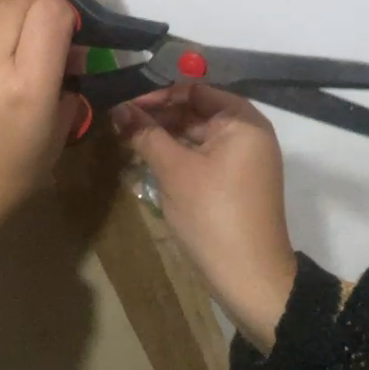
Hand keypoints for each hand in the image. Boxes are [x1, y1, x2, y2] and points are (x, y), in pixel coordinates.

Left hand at [0, 0, 82, 247]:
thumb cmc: (11, 173)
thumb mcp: (57, 133)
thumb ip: (71, 83)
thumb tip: (74, 48)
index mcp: (26, 86)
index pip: (51, 13)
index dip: (65, 15)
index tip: (68, 34)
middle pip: (23, 0)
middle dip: (42, 10)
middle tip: (45, 34)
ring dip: (11, 7)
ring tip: (15, 31)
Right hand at [113, 85, 297, 351]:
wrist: (250, 279)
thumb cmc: (213, 214)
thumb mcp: (173, 170)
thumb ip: (145, 134)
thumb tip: (118, 108)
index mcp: (242, 121)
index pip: (194, 90)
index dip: (158, 93)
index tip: (124, 101)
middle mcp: (247, 133)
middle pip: (196, 110)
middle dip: (158, 114)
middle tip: (118, 120)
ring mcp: (243, 159)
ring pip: (196, 134)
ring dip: (163, 134)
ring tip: (125, 137)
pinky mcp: (234, 181)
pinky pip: (202, 155)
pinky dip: (176, 153)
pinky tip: (145, 157)